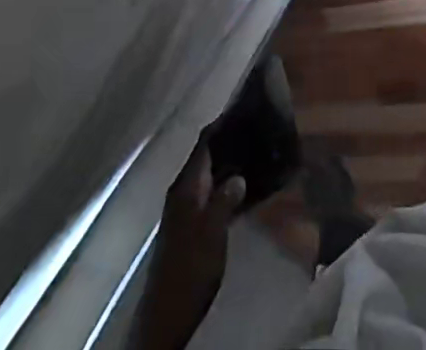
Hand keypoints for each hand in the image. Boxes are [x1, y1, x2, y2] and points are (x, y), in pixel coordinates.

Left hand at [134, 136, 246, 349]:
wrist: (168, 313)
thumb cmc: (191, 267)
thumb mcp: (212, 233)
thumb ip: (224, 200)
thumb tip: (238, 175)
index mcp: (185, 188)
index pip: (202, 146)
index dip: (220, 126)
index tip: (243, 111)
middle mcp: (182, 193)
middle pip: (204, 158)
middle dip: (227, 144)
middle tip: (257, 133)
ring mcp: (184, 211)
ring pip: (208, 177)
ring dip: (227, 166)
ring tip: (256, 156)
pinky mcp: (190, 227)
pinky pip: (210, 195)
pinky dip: (225, 187)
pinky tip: (245, 191)